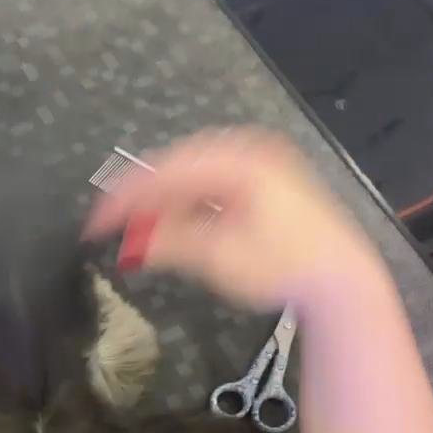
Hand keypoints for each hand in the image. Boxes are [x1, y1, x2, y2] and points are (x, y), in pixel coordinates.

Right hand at [83, 128, 390, 312]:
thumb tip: (129, 245)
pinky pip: (209, 184)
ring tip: (132, 225)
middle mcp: (247, 153)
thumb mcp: (218, 258)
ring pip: (191, 175)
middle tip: (107, 223)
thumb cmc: (281, 267)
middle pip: (175, 167)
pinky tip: (167, 221)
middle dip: (138, 196)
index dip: (124, 199)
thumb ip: (169, 244)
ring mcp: (258, 166)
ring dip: (158, 199)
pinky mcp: (263, 185)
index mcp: (237, 162)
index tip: (94, 225)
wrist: (338, 280)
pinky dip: (182, 202)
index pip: (163, 173)